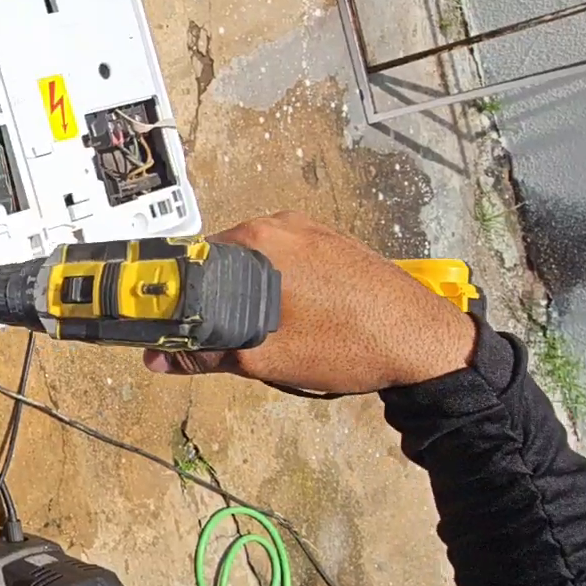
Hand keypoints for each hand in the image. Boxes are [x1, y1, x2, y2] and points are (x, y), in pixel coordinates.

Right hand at [144, 211, 475, 393]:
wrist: (429, 345)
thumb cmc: (347, 345)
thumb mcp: (263, 358)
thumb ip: (203, 355)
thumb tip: (156, 360)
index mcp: (255, 242)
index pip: (188, 262)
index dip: (174, 295)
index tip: (170, 322)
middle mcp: (278, 225)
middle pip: (218, 260)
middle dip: (211, 296)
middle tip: (217, 333)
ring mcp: (308, 230)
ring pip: (250, 262)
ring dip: (244, 292)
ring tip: (258, 329)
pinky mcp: (331, 241)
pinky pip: (282, 260)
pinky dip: (273, 286)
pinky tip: (288, 315)